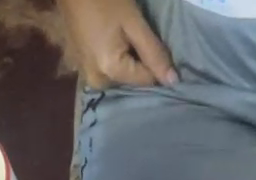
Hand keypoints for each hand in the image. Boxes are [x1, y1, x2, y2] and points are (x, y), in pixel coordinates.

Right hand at [60, 0, 176, 88]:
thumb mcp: (133, 22)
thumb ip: (154, 54)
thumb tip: (174, 82)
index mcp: (110, 72)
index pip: (147, 80)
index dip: (155, 62)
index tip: (151, 41)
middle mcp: (97, 82)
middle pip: (132, 82)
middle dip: (139, 64)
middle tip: (134, 37)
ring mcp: (87, 77)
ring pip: (120, 78)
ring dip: (127, 63)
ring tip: (123, 39)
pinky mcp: (82, 69)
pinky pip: (107, 72)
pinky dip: (114, 61)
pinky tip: (111, 41)